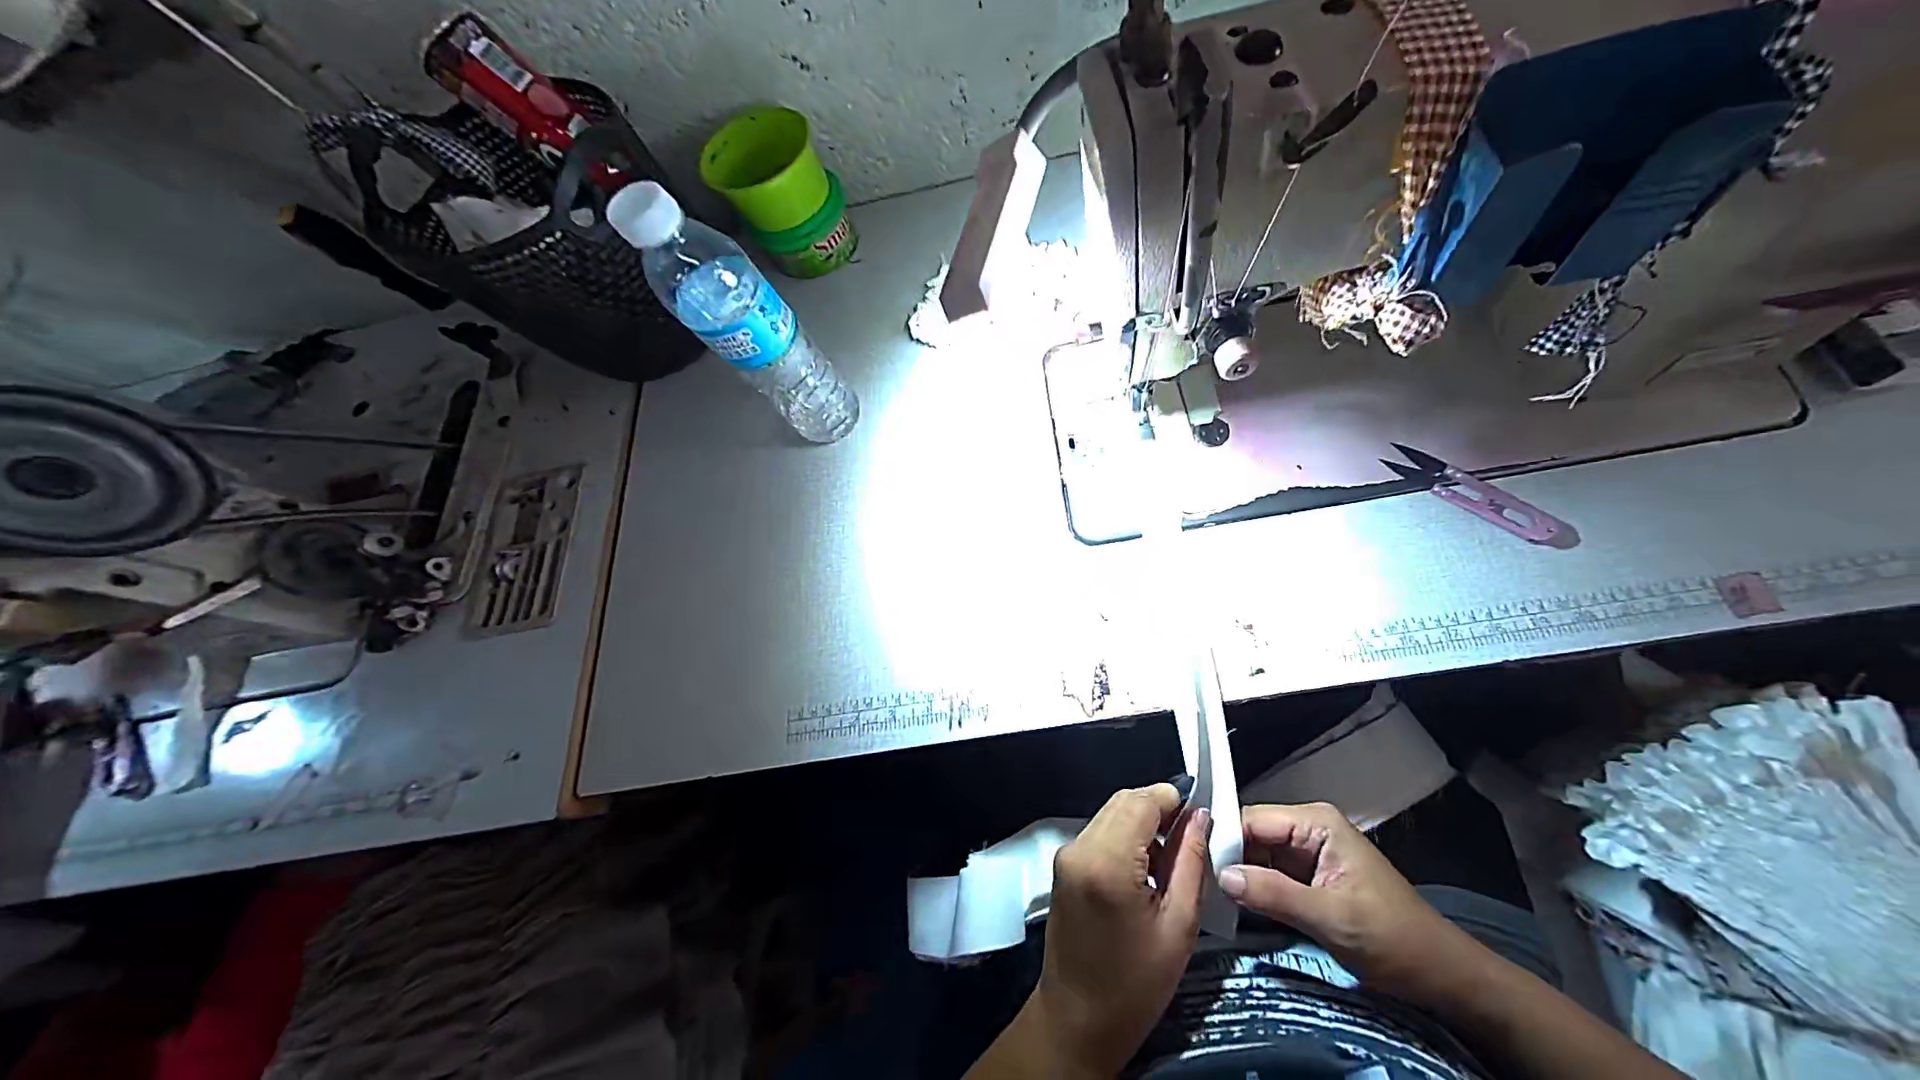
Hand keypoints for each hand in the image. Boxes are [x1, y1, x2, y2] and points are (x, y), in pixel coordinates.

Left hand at [1030, 783, 1210, 1076]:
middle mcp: (1079, 849)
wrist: (1078, 1019)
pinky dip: (1125, 837)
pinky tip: (1146, 868)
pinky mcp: (1063, 865)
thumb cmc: (1133, 985)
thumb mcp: (1178, 926)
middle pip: (1123, 801)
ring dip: (1142, 822)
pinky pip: (1099, 832)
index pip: (1141, 800)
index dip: (1173, 797)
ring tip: (1172, 857)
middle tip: (1191, 835)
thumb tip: (1200, 818)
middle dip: (1158, 808)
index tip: (1200, 810)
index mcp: (1106, 862)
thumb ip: (1190, 862)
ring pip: (1110, 813)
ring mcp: (1066, 855)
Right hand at [1219, 802, 1478, 1003]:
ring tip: (1210, 895)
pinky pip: (1268, 874)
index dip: (1222, 841)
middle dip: (1227, 859)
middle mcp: (1308, 828)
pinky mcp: (1306, 876)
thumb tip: (1222, 875)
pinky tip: (1234, 904)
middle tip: (1199, 885)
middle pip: (1249, 835)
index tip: (1197, 866)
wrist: (1441, 975)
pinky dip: (1252, 889)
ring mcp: (1307, 852)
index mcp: (1316, 823)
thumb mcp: (1332, 918)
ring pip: (1255, 855)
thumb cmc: (1395, 940)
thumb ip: (1275, 894)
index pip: (1251, 819)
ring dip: (1237, 876)